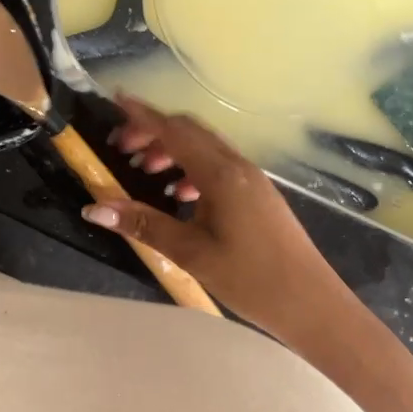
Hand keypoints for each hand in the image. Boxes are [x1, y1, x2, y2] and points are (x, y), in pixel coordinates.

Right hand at [82, 96, 349, 333]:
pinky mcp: (258, 195)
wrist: (318, 311)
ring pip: (204, 147)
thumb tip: (94, 207)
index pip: (173, 131)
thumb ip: (143, 224)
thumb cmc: (253, 281)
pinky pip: (217, 164)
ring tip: (145, 170)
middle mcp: (237, 167)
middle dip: (153, 130)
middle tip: (121, 146)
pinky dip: (191, 166)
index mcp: (220, 174)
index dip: (142, 114)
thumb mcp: (191, 254)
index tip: (114, 101)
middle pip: (189, 131)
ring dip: (172, 148)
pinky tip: (179, 194)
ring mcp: (252, 180)